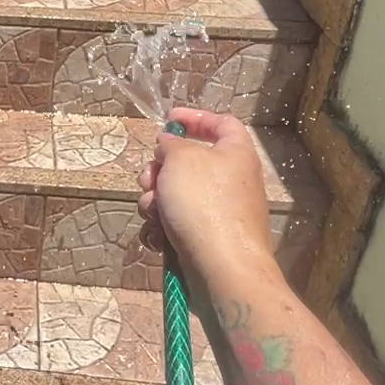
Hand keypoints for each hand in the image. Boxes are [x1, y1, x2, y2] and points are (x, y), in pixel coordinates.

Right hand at [138, 108, 275, 286]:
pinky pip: (175, 221)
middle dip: (159, 168)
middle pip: (187, 162)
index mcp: (235, 153)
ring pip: (175, 193)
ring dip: (155, 199)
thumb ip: (171, 144)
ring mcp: (218, 211)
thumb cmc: (205, 204)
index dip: (194, 117)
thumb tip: (169, 145)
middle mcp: (230, 180)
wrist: (222, 267)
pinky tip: (157, 233)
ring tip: (153, 211)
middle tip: (149, 179)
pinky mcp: (205, 237)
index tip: (168, 120)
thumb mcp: (181, 159)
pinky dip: (161, 225)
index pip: (221, 123)